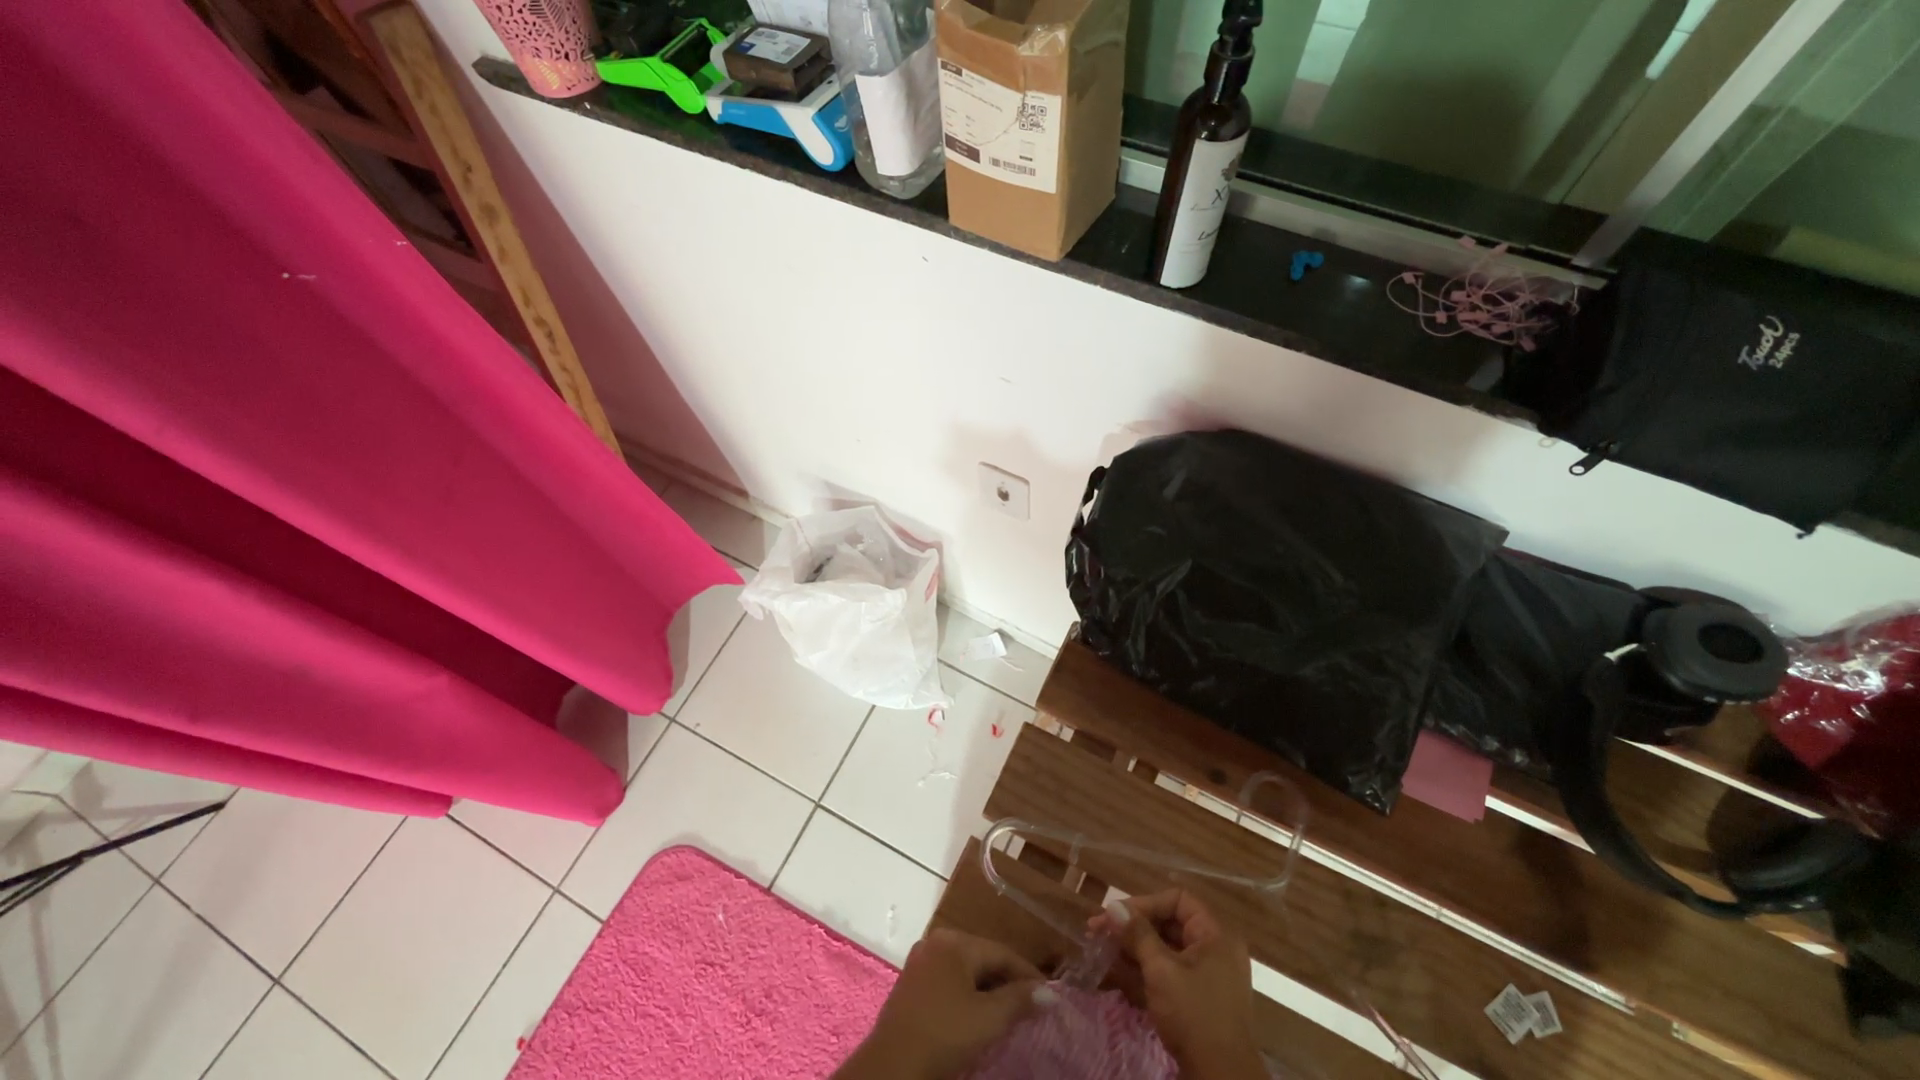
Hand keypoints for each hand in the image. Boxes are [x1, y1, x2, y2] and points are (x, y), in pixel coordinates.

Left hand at [833, 928, 1049, 1079]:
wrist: (893, 1067)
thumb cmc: (945, 1035)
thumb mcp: (990, 1018)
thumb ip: (1021, 1000)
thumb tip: (1050, 992)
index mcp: (954, 942)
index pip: (1002, 953)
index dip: (1029, 975)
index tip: (1050, 996)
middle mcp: (935, 943)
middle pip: (983, 959)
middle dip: (1008, 983)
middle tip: (1031, 1007)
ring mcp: (920, 962)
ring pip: (966, 972)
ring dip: (988, 991)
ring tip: (1009, 1014)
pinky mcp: (911, 984)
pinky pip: (949, 982)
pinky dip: (967, 996)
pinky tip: (978, 1016)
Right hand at [1091, 889, 1264, 1079]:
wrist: (1220, 1075)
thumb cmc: (1193, 1013)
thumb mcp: (1161, 970)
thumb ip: (1137, 935)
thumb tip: (1113, 906)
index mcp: (1215, 935)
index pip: (1178, 901)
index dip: (1144, 903)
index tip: (1114, 916)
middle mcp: (1214, 949)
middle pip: (1169, 924)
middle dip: (1131, 927)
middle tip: (1096, 932)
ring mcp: (1206, 975)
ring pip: (1164, 950)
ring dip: (1132, 948)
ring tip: (1099, 950)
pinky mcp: (1196, 998)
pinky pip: (1168, 973)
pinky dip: (1143, 970)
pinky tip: (1115, 971)